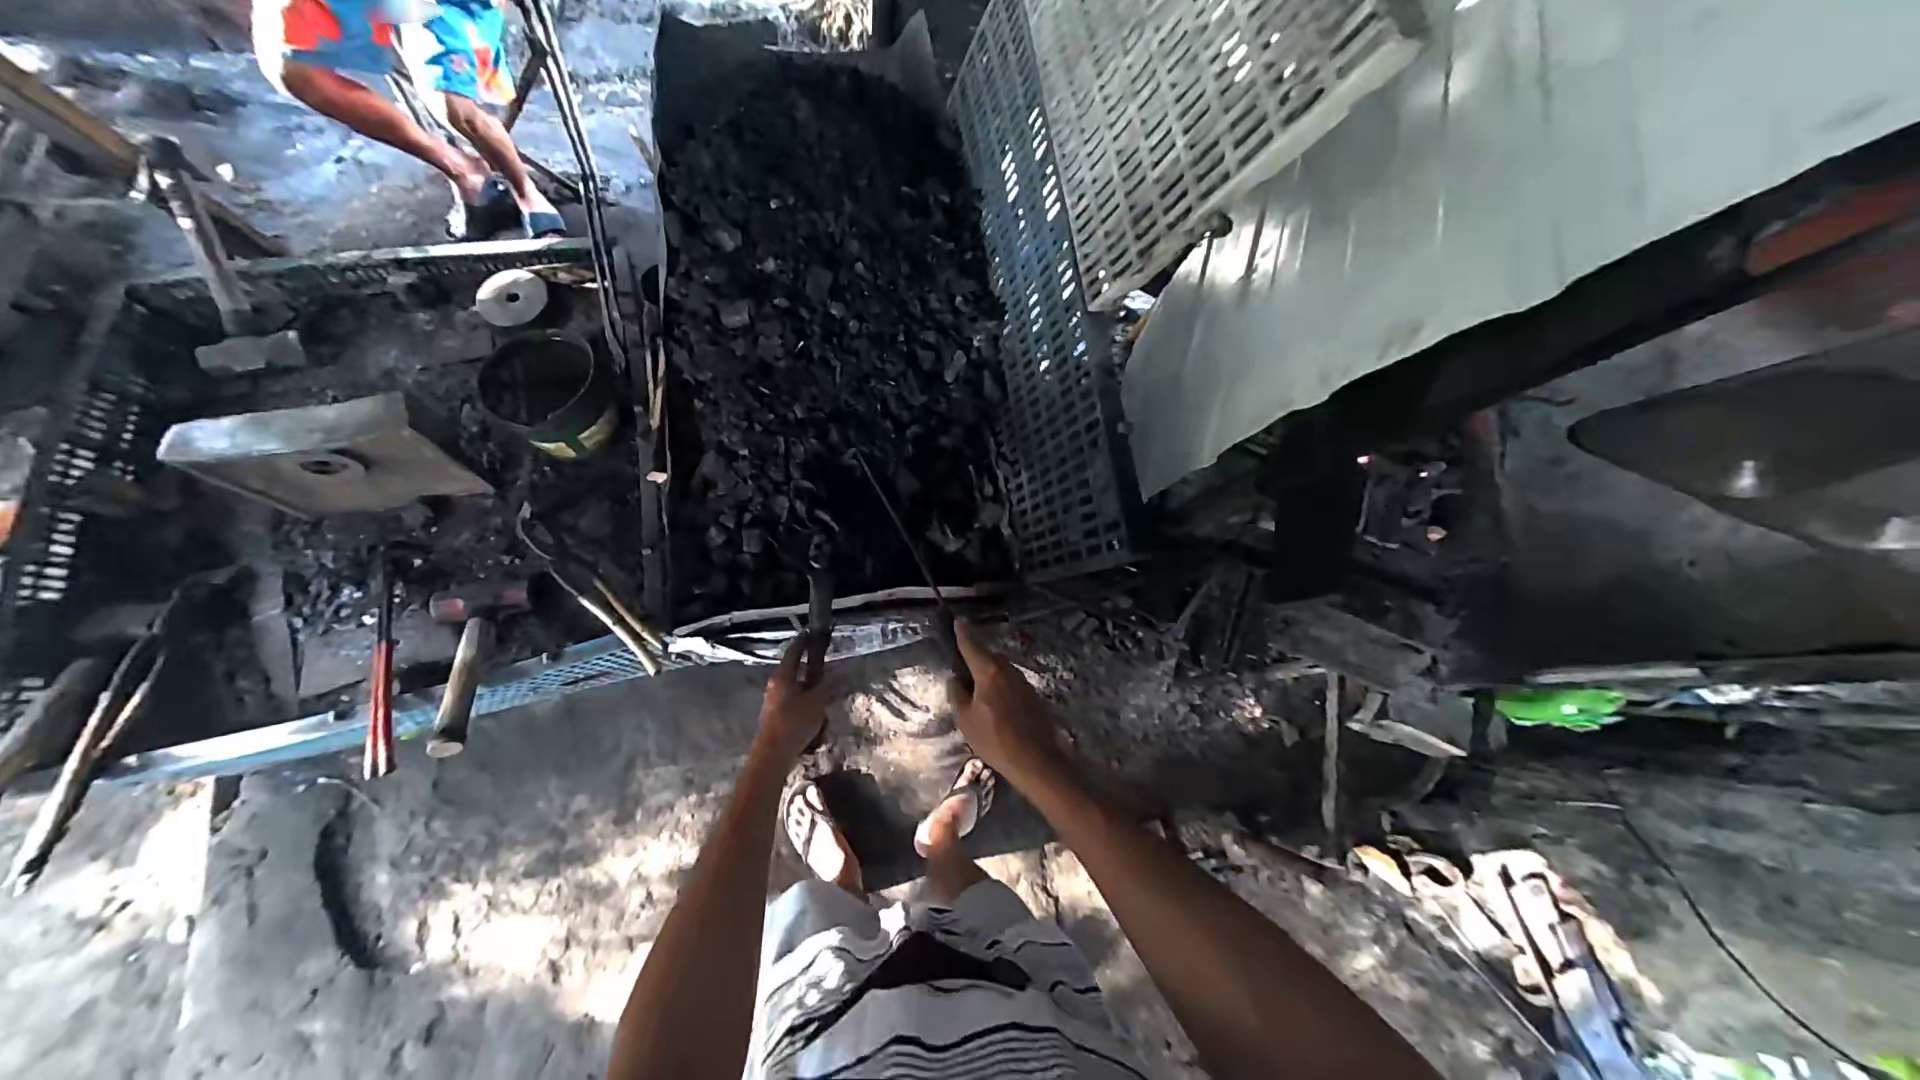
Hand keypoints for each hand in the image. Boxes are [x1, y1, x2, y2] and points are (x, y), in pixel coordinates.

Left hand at [756, 637, 836, 761]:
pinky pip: (795, 702)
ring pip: (796, 688)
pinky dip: (807, 702)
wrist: (773, 754)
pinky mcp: (777, 716)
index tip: (811, 633)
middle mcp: (776, 685)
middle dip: (812, 670)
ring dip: (811, 689)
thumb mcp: (816, 702)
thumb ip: (830, 685)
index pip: (793, 652)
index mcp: (782, 676)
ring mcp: (774, 701)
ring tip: (828, 694)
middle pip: (795, 671)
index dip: (803, 642)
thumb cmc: (793, 722)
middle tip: (829, 668)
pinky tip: (818, 713)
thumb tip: (844, 670)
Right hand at [950, 620, 1074, 791]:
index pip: (972, 646)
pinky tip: (996, 705)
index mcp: (989, 672)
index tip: (959, 622)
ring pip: (1001, 670)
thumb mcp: (966, 720)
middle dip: (976, 658)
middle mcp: (1008, 671)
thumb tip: (955, 679)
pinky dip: (1000, 686)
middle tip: (963, 670)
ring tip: (978, 692)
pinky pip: (1011, 683)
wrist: (1036, 760)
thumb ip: (957, 695)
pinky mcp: (1033, 695)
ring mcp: (1023, 682)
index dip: (963, 634)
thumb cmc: (995, 740)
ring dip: (989, 674)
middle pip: (989, 657)